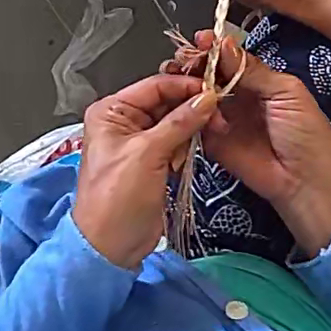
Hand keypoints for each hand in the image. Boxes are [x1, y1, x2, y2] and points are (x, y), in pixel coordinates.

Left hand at [74, 73, 219, 267]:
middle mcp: (122, 121)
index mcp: (111, 111)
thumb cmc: (117, 197)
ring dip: (193, 127)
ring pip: (174, 122)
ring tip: (214, 132)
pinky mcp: (152, 161)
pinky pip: (176, 142)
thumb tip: (206, 98)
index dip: (184, 86)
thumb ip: (178, 123)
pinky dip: (188, 144)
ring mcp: (138, 141)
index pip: (153, 86)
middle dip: (193, 108)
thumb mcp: (147, 153)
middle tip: (220, 115)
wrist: (110, 245)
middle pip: (166, 102)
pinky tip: (196, 151)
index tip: (215, 89)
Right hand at [192, 31, 330, 253]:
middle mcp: (236, 94)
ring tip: (175, 78)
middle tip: (181, 60)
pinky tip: (179, 103)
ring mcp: (221, 117)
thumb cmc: (307, 136)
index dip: (212, 48)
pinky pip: (191, 120)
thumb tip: (223, 43)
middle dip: (193, 62)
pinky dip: (184, 110)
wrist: (306, 185)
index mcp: (258, 79)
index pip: (228, 57)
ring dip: (184, 83)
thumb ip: (252, 69)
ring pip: (195, 94)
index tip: (198, 40)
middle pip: (207, 72)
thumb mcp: (286, 93)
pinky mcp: (209, 139)